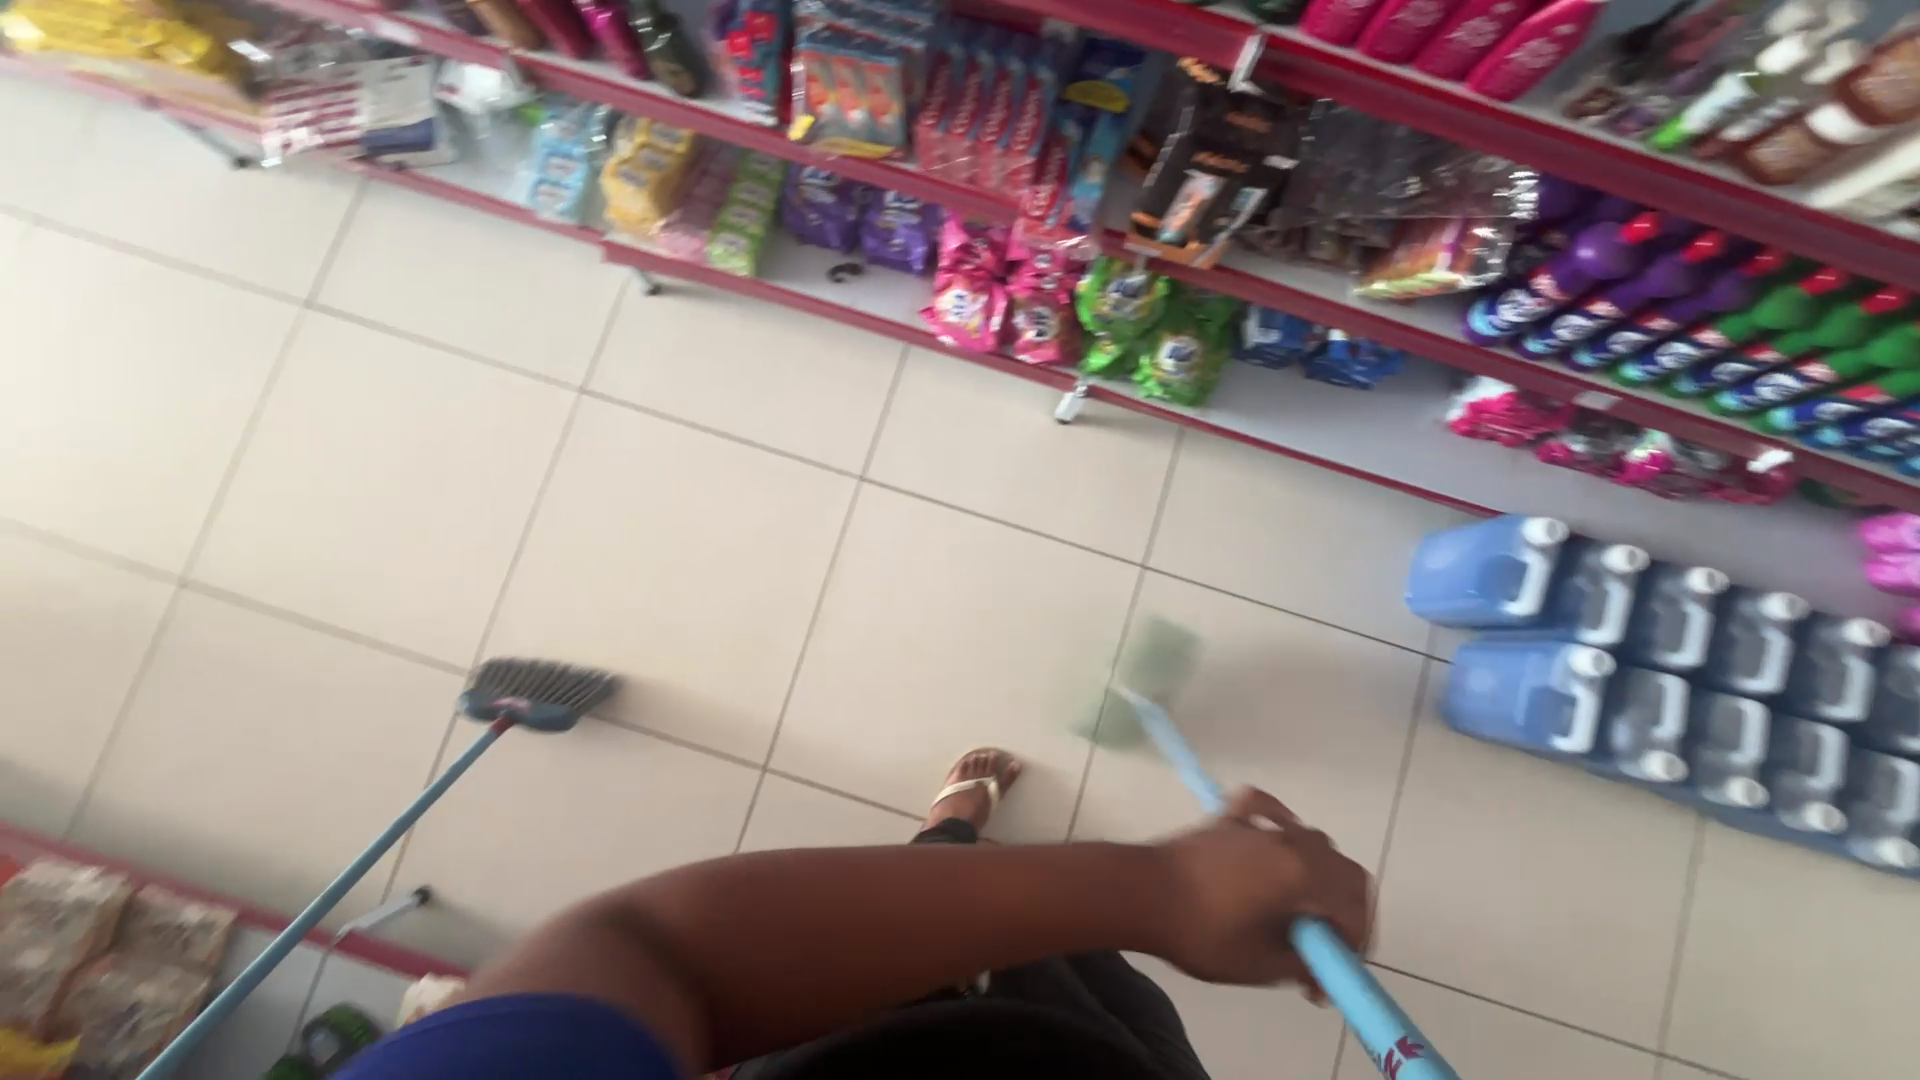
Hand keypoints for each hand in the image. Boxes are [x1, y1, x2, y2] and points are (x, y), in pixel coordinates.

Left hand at [1152, 787, 1372, 996]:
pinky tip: (1276, 838)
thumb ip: (1301, 965)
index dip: (1355, 940)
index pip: (1353, 905)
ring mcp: (1255, 825)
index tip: (1337, 968)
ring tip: (1302, 908)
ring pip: (1309, 838)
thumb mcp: (1259, 964)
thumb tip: (1317, 971)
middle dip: (1344, 908)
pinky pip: (1264, 807)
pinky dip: (1279, 819)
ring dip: (1319, 871)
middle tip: (1326, 944)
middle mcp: (1287, 841)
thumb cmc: (1200, 932)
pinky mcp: (1225, 818)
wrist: (1141, 893)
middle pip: (1340, 867)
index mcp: (1301, 874)